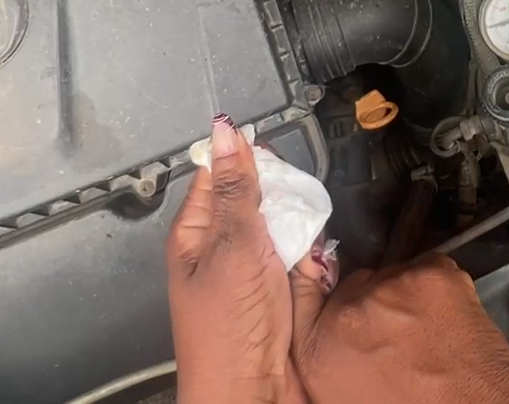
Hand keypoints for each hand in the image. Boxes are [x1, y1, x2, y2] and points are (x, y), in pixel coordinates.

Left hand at [167, 115, 328, 403]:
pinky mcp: (278, 279)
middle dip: (282, 196)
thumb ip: (236, 186)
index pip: (219, 172)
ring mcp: (252, 261)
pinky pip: (299, 246)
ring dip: (299, 223)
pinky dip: (310, 248)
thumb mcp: (233, 244)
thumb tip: (224, 131)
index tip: (273, 154)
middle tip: (286, 212)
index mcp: (196, 230)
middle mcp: (222, 241)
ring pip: (283, 217)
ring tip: (299, 245)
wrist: (255, 392)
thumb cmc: (229, 323)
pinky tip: (312, 259)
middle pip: (258, 193)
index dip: (246, 157)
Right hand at [290, 255, 508, 403]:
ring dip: (404, 297)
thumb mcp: (344, 396)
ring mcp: (395, 282)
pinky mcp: (434, 269)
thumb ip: (327, 354)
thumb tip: (332, 323)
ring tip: (423, 332)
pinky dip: (434, 289)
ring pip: (394, 276)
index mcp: (317, 348)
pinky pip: (427, 269)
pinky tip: (444, 320)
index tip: (336, 298)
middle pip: (355, 285)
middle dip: (369, 304)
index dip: (317, 289)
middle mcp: (349, 305)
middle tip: (391, 338)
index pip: (301, 292)